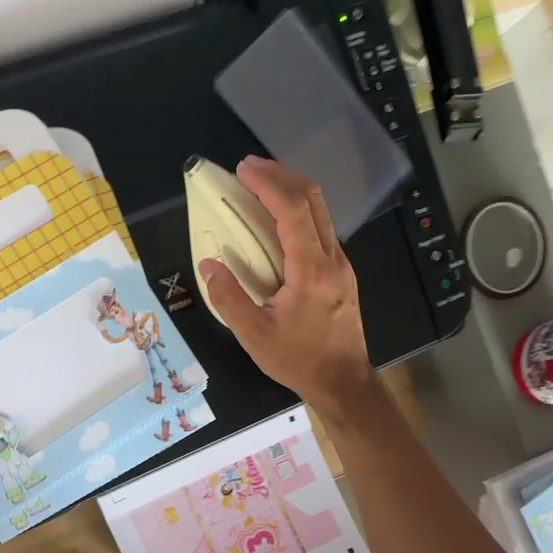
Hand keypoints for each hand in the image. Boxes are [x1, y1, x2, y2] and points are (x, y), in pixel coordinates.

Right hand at [199, 157, 376, 413]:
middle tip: (251, 169)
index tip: (242, 170)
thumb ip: (229, 298)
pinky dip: (301, 215)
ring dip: (293, 193)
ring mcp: (342, 266)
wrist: (344, 383)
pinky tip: (280, 225)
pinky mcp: (343, 275)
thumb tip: (209, 264)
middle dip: (282, 176)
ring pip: (322, 213)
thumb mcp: (255, 336)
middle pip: (313, 199)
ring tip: (263, 188)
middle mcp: (332, 259)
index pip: (292, 210)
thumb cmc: (299, 361)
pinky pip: (323, 231)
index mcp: (311, 270)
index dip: (267, 184)